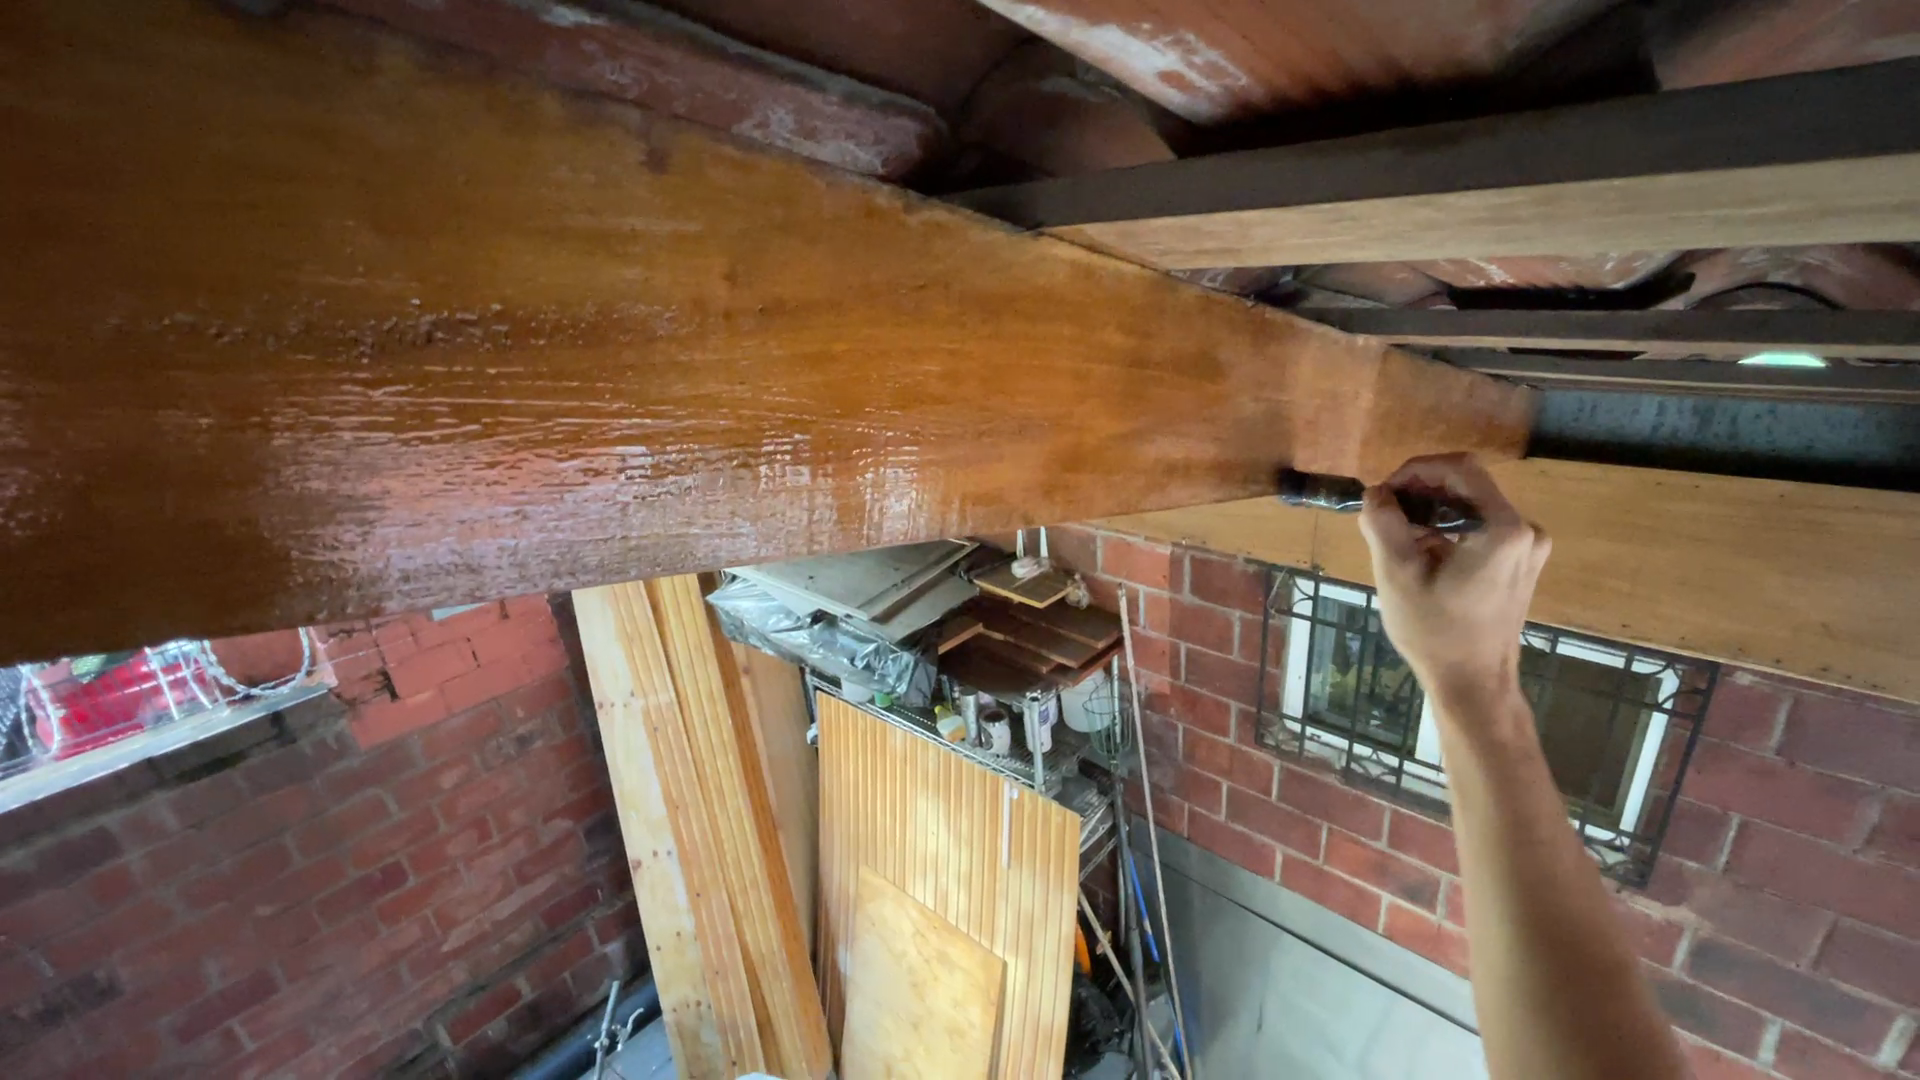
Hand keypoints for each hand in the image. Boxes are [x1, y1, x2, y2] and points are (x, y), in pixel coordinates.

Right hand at [1357, 454, 1550, 708]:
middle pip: (1467, 485)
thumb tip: (1376, 492)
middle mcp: (1526, 530)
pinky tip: (1421, 553)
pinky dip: (1445, 529)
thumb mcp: (1396, 574)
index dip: (1416, 470)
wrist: (1473, 680)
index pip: (1460, 468)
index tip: (1383, 494)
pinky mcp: (1520, 560)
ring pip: (1470, 505)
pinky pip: (1478, 526)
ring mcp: (1528, 546)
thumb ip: (1383, 523)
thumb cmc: (1434, 631)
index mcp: (1502, 529)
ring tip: (1397, 539)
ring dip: (1429, 512)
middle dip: (1419, 492)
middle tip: (1383, 517)